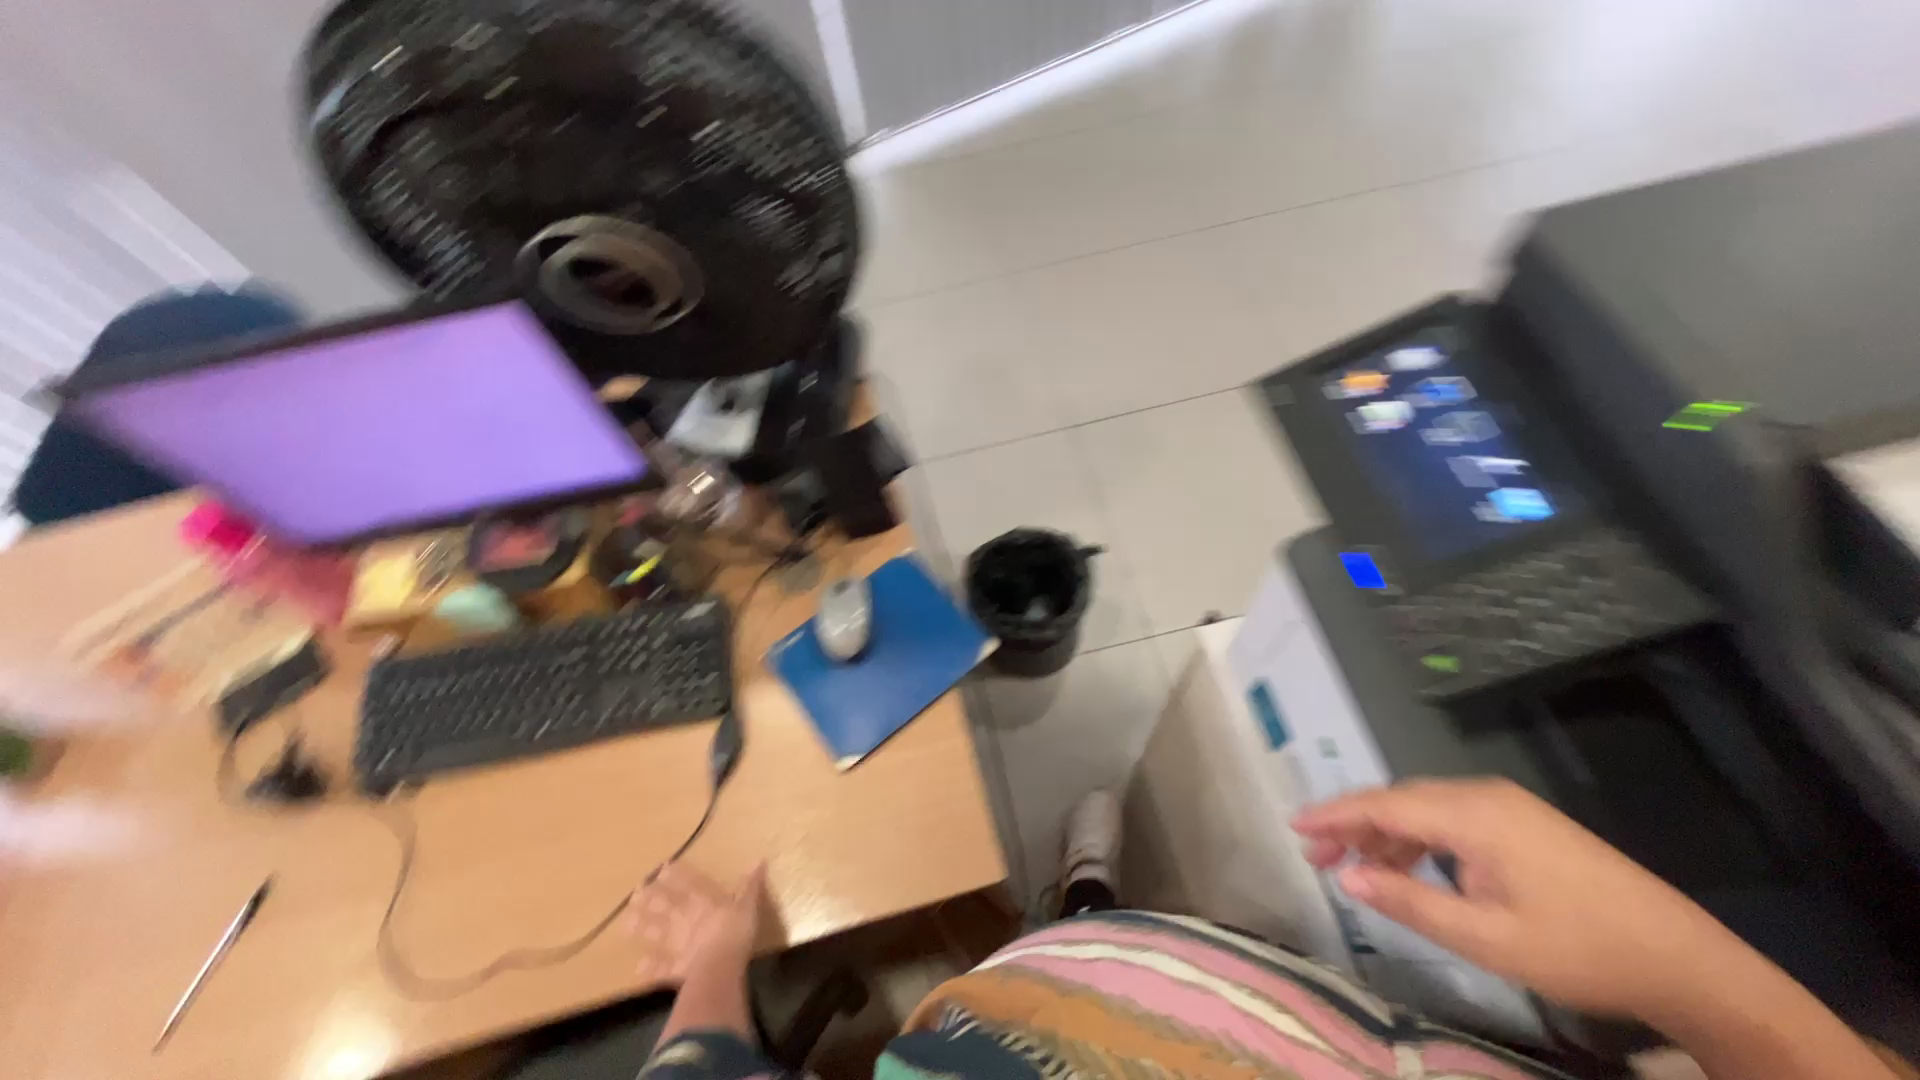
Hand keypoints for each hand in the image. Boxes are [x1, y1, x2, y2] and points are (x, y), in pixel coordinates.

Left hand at [626, 862, 767, 984]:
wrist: (719, 969)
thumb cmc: (735, 932)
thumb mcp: (748, 905)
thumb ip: (750, 884)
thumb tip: (759, 859)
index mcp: (702, 903)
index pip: (686, 884)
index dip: (675, 876)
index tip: (661, 868)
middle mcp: (684, 921)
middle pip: (664, 906)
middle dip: (650, 898)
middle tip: (635, 891)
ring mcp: (676, 945)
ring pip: (655, 933)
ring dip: (642, 928)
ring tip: (626, 922)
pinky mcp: (674, 969)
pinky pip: (660, 969)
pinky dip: (650, 969)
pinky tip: (638, 969)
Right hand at [1292, 778, 1750, 1019]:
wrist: (1684, 961)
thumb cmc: (1578, 949)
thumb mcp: (1485, 938)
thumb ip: (1408, 902)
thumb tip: (1347, 878)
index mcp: (1473, 815)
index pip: (1383, 803)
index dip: (1334, 814)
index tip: (1294, 826)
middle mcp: (1484, 796)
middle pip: (1400, 800)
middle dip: (1352, 825)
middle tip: (1315, 857)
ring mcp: (1507, 807)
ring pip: (1424, 810)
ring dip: (1384, 835)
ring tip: (1351, 868)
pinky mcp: (1522, 824)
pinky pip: (1451, 820)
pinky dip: (1418, 840)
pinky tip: (1406, 868)